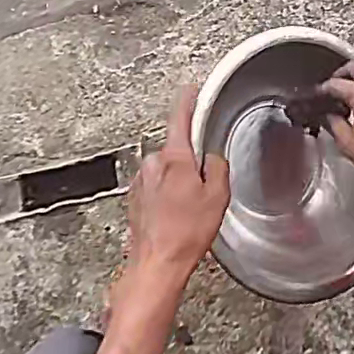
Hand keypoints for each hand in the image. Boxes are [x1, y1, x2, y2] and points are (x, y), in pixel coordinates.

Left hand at [94, 86, 229, 353]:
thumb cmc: (185, 234)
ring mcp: (141, 181)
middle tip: (204, 185)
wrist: (157, 263)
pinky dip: (167, 194)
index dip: (189, 100)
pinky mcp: (135, 197)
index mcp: (174, 158)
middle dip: (191, 161)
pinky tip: (177, 214)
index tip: (192, 90)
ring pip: (166, 169)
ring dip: (178, 180)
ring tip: (189, 207)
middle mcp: (153, 164)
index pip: (180, 117)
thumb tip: (213, 158)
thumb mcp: (217, 196)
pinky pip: (156, 185)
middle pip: (176, 148)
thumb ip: (217, 167)